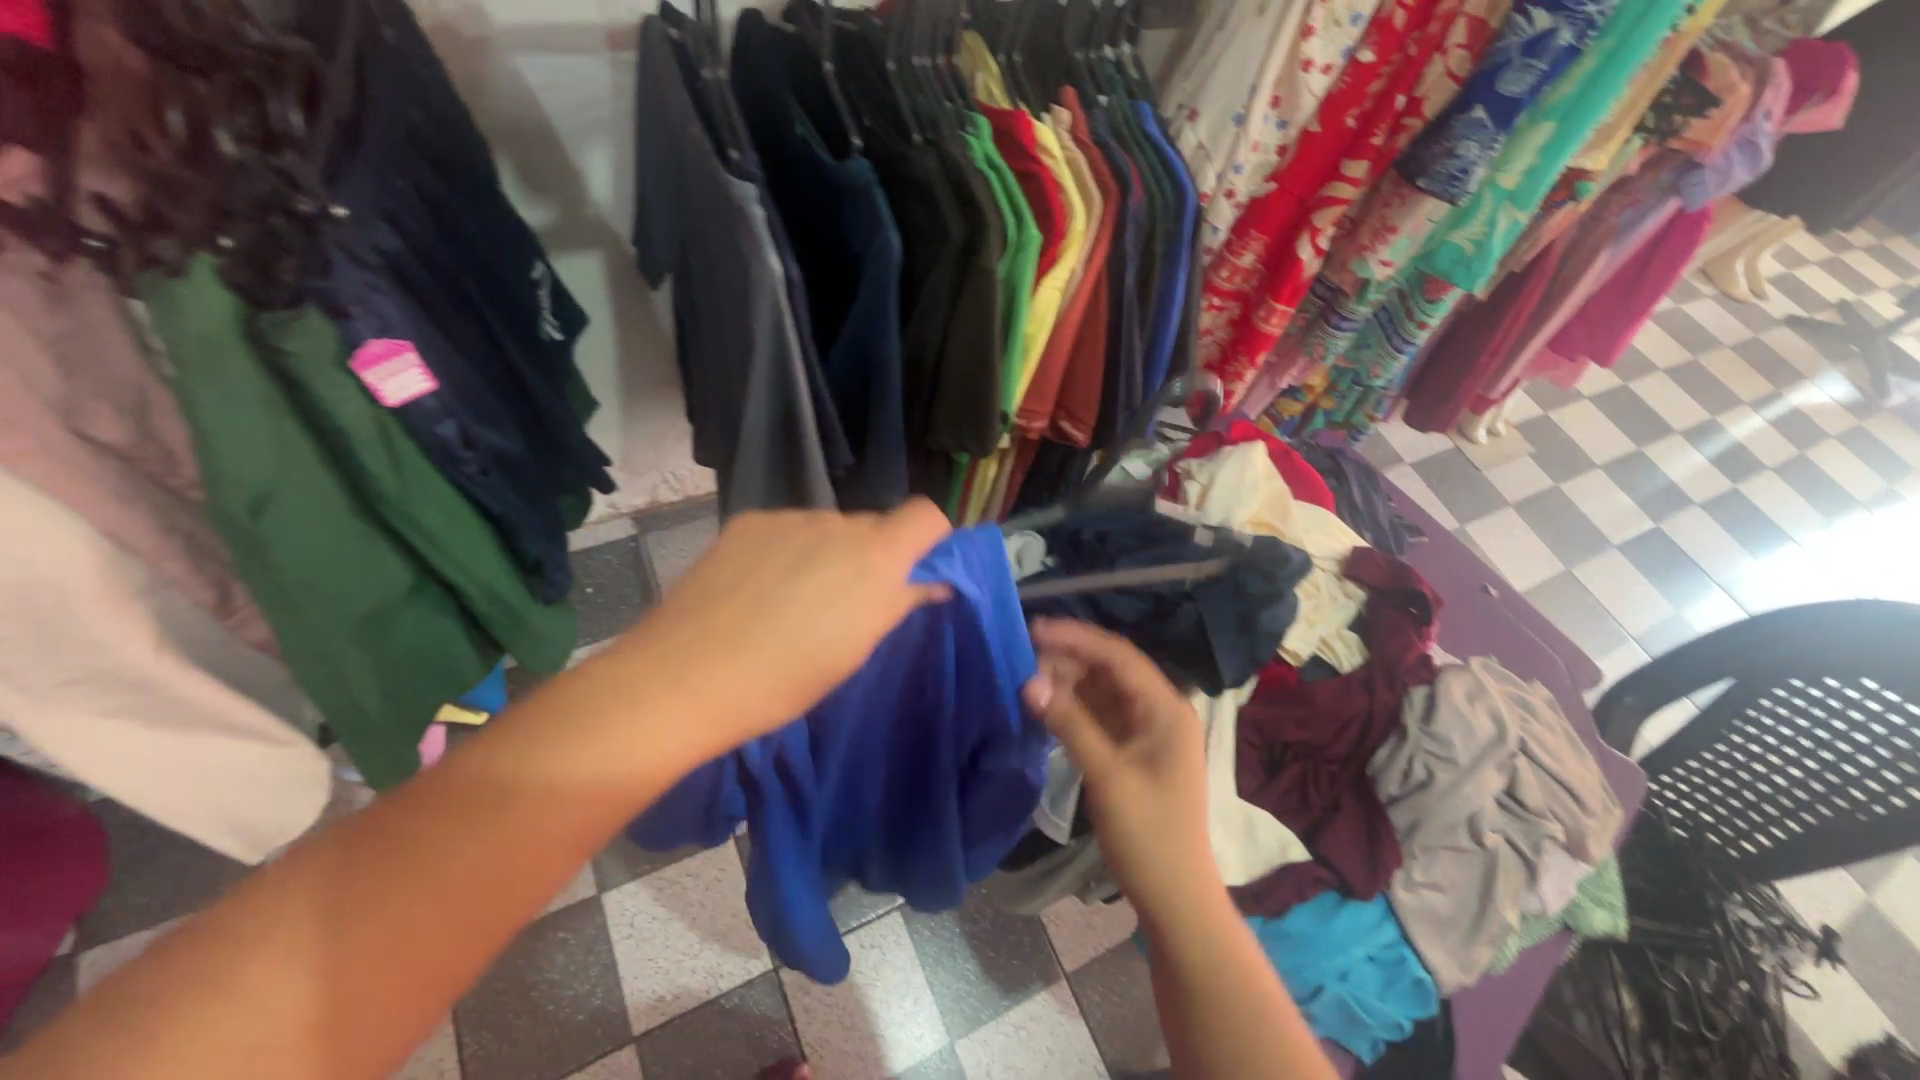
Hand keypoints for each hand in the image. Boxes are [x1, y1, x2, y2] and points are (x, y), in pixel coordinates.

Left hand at [615, 500, 952, 753]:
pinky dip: (785, 551)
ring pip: (826, 529)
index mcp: (874, 559)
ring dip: (825, 553)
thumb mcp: (855, 651)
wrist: (685, 677)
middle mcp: (836, 525)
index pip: (926, 515)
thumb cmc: (784, 682)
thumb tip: (931, 582)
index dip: (930, 538)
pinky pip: (786, 529)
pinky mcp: (747, 522)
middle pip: (873, 526)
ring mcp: (788, 519)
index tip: (916, 572)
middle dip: (871, 556)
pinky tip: (755, 589)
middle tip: (844, 605)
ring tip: (789, 601)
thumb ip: (897, 604)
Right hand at [1024, 619, 1220, 920]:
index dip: (1076, 638)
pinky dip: (1073, 709)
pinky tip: (1043, 706)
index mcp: (1166, 708)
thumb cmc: (1148, 833)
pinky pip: (1099, 716)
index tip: (1033, 629)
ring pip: (1102, 692)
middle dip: (1067, 660)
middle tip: (1020, 658)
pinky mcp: (1132, 752)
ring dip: (1067, 683)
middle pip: (1110, 670)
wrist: (1175, 894)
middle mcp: (1159, 711)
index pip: (1118, 655)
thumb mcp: (1107, 775)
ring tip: (1025, 678)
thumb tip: (1029, 681)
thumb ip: (1069, 723)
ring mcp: (1146, 732)